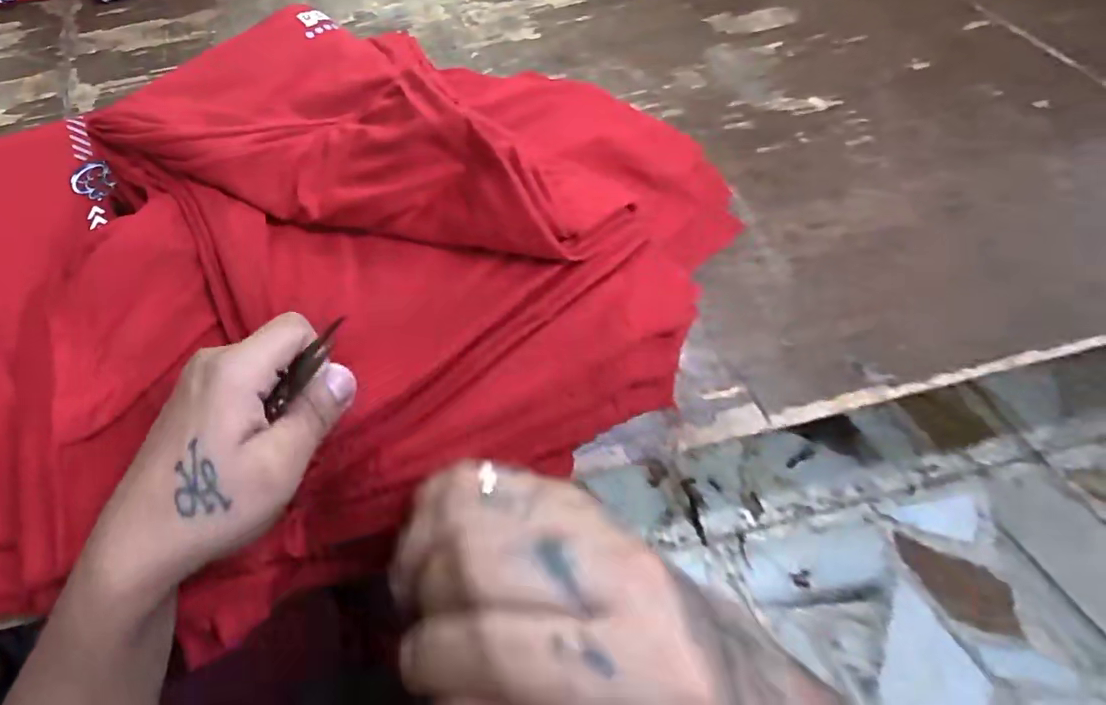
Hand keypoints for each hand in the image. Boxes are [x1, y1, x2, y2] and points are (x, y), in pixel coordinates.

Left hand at [76, 313, 357, 605]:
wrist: (143, 533)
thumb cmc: (217, 503)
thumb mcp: (279, 466)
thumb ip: (314, 413)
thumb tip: (345, 372)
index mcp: (233, 366)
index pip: (293, 325)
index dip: (316, 359)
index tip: (311, 409)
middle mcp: (211, 357)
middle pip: (273, 346)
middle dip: (294, 384)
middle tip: (284, 441)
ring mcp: (193, 375)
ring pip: (255, 366)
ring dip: (272, 399)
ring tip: (258, 452)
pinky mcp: (186, 394)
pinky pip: (233, 380)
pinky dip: (248, 405)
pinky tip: (235, 450)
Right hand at [391, 461, 838, 704]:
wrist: (743, 684)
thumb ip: (508, 697)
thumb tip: (436, 688)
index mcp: (648, 665)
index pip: (500, 646)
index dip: (438, 665)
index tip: (419, 684)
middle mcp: (620, 574)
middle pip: (471, 562)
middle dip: (422, 604)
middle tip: (414, 635)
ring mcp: (592, 516)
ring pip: (464, 503)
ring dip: (419, 549)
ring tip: (415, 587)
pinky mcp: (567, 489)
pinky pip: (476, 475)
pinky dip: (435, 507)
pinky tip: (432, 544)